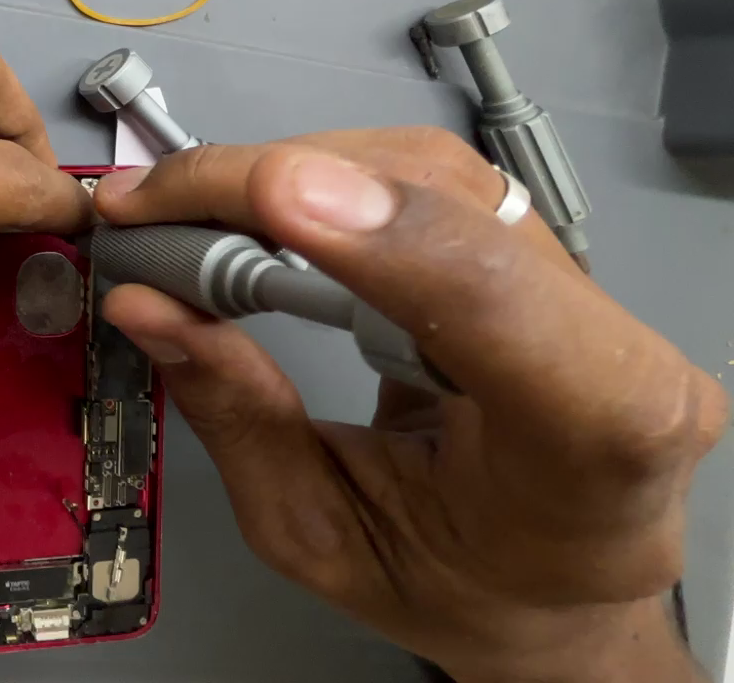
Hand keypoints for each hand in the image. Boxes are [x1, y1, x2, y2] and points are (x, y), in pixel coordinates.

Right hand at [93, 129, 723, 681]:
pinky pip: (400, 169)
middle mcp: (600, 339)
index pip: (512, 318)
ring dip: (269, 169)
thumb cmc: (440, 578)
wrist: (539, 577)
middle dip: (267, 185)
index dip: (396, 243)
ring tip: (170, 207)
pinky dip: (296, 170)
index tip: (269, 201)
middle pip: (437, 202)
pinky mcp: (509, 243)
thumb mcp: (307, 528)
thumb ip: (231, 415)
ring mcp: (563, 277)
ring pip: (413, 164)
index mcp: (579, 448)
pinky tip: (231, 204)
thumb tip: (140, 302)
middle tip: (140, 207)